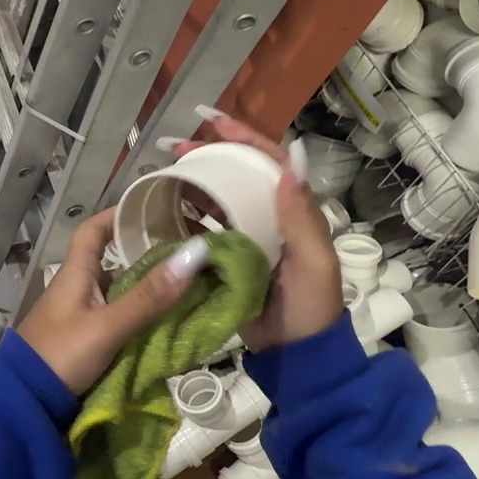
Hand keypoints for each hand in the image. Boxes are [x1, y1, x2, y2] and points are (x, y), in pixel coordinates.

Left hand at [17, 208, 210, 393]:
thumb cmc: (61, 355)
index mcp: (76, 273)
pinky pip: (117, 319)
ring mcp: (79, 316)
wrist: (23, 402)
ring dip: (146, 290)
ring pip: (118, 293)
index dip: (117, 215)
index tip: (151, 211)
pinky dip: (140, 317)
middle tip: (187, 257)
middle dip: (146, 257)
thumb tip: (193, 256)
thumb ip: (148, 297)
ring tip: (187, 289)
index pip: (93, 230)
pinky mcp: (84, 341)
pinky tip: (165, 323)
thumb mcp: (107, 326)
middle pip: (112, 262)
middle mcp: (77, 288)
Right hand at [174, 113, 344, 350]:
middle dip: (209, 155)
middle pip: (238, 174)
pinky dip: (186, 216)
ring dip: (195, 181)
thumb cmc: (310, 307)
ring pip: (219, 198)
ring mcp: (248, 239)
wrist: (297, 355)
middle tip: (175, 149)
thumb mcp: (313, 262)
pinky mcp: (229, 260)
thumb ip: (300, 215)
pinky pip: (205, 230)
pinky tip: (165, 210)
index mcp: (294, 212)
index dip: (243, 139)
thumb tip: (291, 159)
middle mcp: (271, 218)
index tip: (212, 122)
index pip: (269, 163)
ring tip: (166, 172)